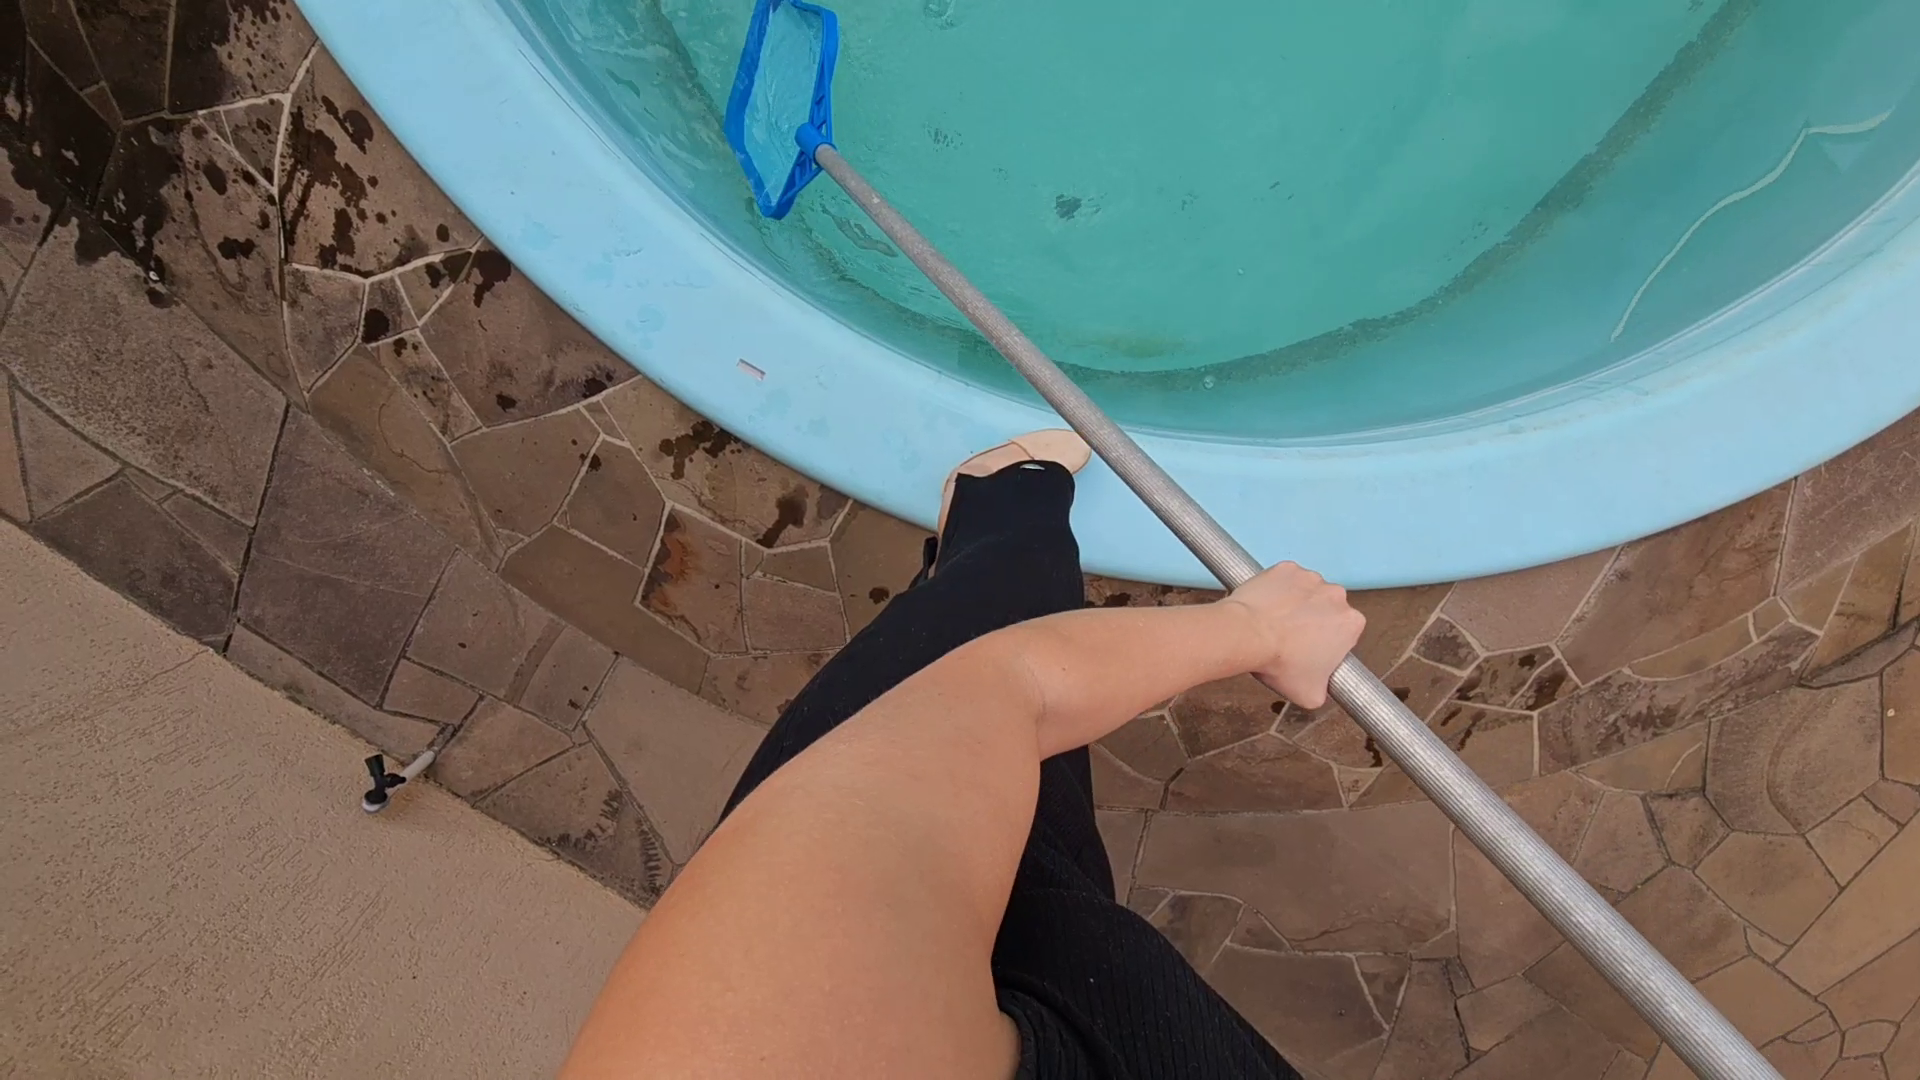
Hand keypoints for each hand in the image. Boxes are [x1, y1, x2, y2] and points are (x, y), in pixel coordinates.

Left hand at [1221, 562, 1365, 709]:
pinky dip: (1276, 587)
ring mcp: (1309, 577)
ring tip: (1273, 620)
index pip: (1343, 632)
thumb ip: (1324, 690)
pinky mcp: (1285, 568)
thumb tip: (1318, 689)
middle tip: (1288, 637)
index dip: (1326, 642)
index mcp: (1351, 623)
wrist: (1245, 635)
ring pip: (1305, 591)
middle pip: (1326, 608)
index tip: (1310, 649)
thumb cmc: (1277, 661)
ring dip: (1294, 603)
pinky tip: (1265, 604)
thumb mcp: (1310, 694)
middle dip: (1312, 620)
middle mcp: (1336, 595)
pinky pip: (1284, 578)